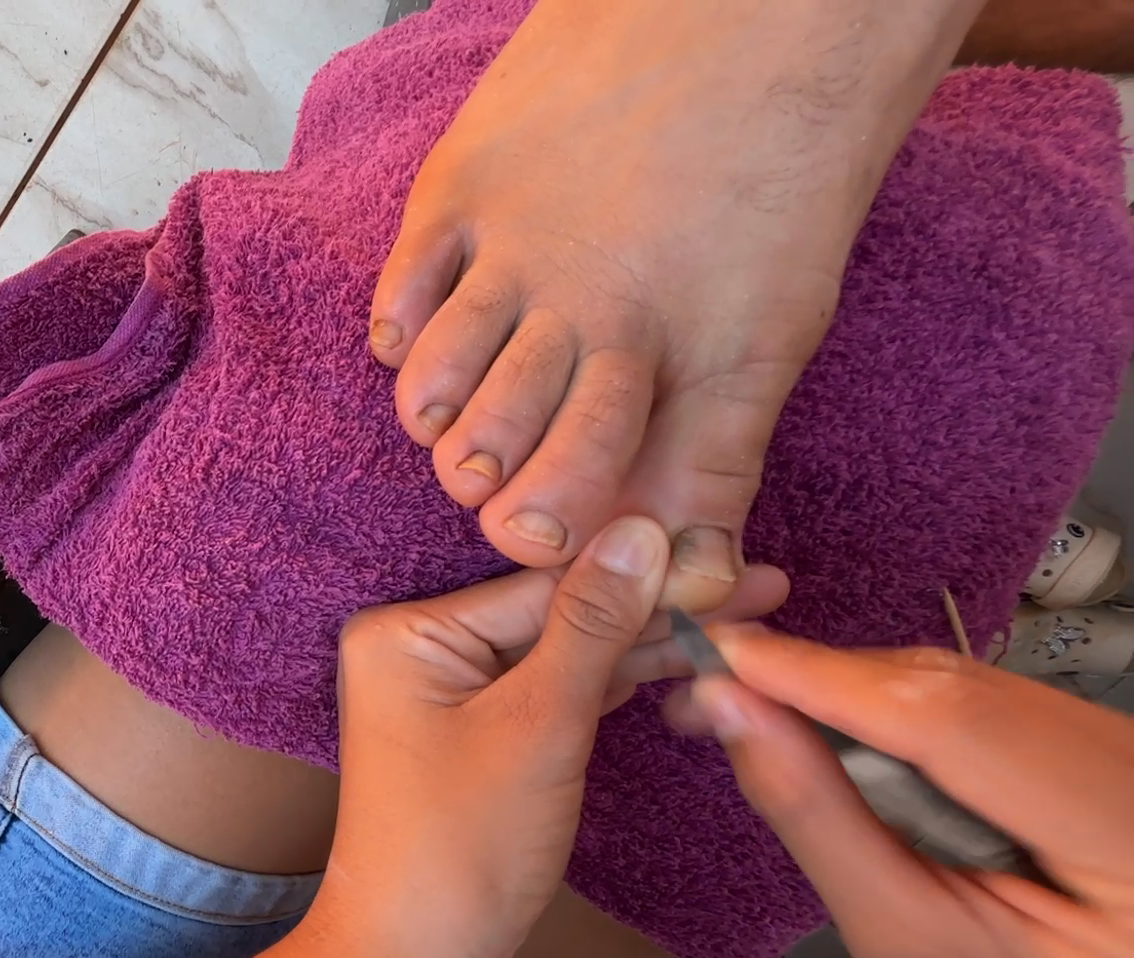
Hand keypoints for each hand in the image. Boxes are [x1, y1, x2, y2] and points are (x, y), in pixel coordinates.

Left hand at [300, 517, 787, 957]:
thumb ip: (590, 626)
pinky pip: (540, 689)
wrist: (417, 952)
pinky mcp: (468, 724)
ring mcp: (438, 687)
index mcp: (402, 631)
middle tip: (750, 587)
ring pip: (551, 653)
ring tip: (733, 621)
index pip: (536, 586)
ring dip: (635, 646)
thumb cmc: (460, 844)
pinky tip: (672, 659)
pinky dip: (602, 684)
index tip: (722, 556)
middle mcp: (411, 647)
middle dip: (645, 609)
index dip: (637, 572)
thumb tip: (638, 535)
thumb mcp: (537, 724)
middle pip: (545, 615)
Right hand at [370, 0, 981, 610]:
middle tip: (483, 479)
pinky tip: (420, 338)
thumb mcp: (773, 329)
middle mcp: (576, 302)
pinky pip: (397, 294)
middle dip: (481, 484)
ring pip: (431, 380)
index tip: (536, 539)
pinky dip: (398, 335)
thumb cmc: (776, 169)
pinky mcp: (457, 188)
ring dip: (434, 418)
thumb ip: (716, 457)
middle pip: (487, 445)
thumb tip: (691, 572)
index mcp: (663, 345)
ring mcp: (506, 241)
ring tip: (449, 415)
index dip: (547, 531)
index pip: (578, 483)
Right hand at [681, 628, 1133, 957]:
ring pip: (961, 683)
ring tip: (752, 704)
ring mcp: (1129, 755)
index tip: (713, 652)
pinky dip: (885, 701)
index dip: (821, 674)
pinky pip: (978, 698)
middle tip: (709, 689)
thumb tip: (724, 703)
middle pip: (954, 690)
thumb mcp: (903, 935)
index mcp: (1127, 836)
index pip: (953, 721)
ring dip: (842, 686)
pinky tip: (830, 721)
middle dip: (818, 677)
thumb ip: (812, 812)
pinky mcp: (1101, 750)